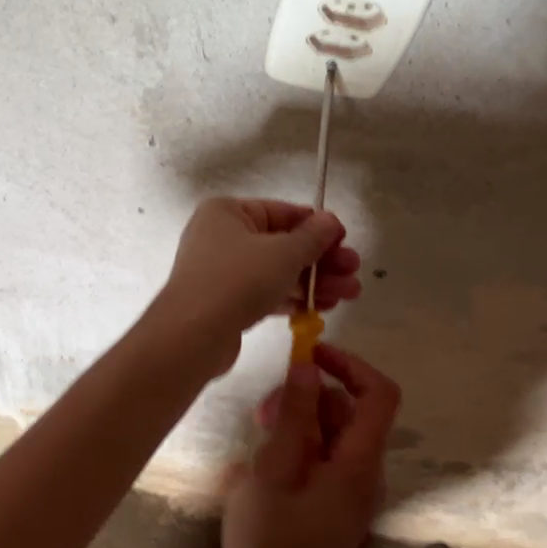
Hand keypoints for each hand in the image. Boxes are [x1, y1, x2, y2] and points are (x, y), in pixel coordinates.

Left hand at [154, 198, 360, 371]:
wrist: (192, 336)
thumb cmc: (237, 280)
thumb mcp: (283, 253)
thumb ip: (312, 237)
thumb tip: (331, 221)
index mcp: (228, 211)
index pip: (283, 212)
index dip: (317, 226)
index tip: (346, 242)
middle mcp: (222, 235)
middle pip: (282, 243)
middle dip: (321, 259)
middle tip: (354, 272)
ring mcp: (222, 270)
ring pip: (277, 270)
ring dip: (314, 281)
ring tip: (350, 293)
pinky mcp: (226, 301)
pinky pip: (266, 292)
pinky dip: (294, 297)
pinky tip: (324, 307)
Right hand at [222, 344, 399, 547]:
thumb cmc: (275, 543)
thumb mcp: (275, 470)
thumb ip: (293, 414)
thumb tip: (307, 365)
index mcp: (360, 462)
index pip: (379, 393)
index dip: (349, 364)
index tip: (310, 353)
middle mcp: (366, 472)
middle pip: (349, 410)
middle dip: (308, 396)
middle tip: (264, 409)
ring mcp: (351, 491)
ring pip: (332, 433)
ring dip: (297, 421)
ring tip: (258, 435)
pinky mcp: (335, 505)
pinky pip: (324, 458)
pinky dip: (297, 447)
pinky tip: (262, 463)